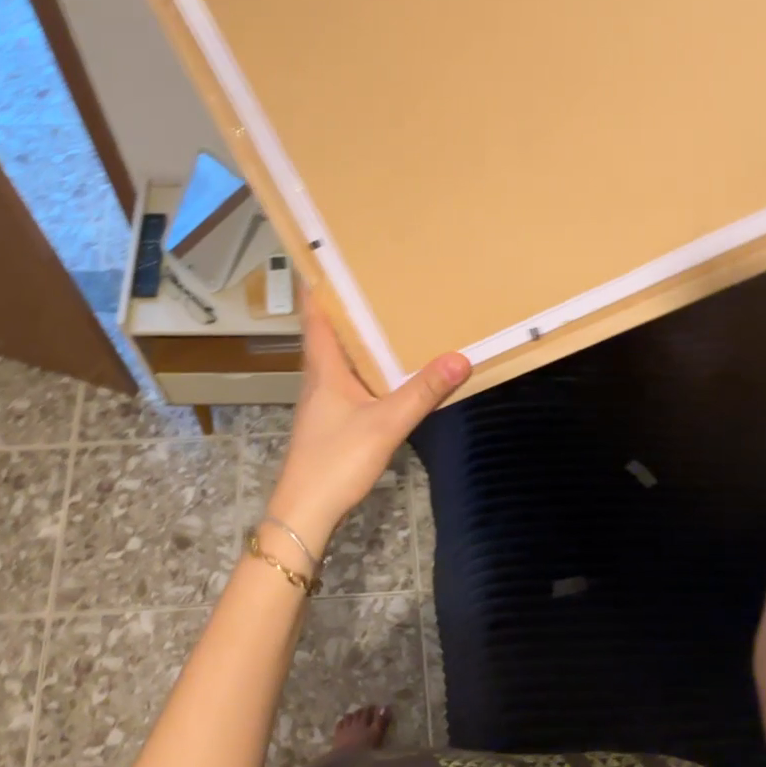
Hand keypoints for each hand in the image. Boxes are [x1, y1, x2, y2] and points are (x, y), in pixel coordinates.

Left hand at [265, 292, 470, 558]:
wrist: (304, 512)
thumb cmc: (335, 461)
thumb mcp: (385, 423)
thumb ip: (422, 391)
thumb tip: (461, 356)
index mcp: (323, 368)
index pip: (314, 314)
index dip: (317, 283)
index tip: (327, 254)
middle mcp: (318, 377)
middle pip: (327, 331)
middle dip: (346, 305)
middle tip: (373, 277)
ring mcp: (322, 401)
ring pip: (338, 357)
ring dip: (356, 336)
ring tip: (385, 314)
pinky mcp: (330, 421)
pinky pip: (348, 380)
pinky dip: (364, 365)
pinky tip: (385, 370)